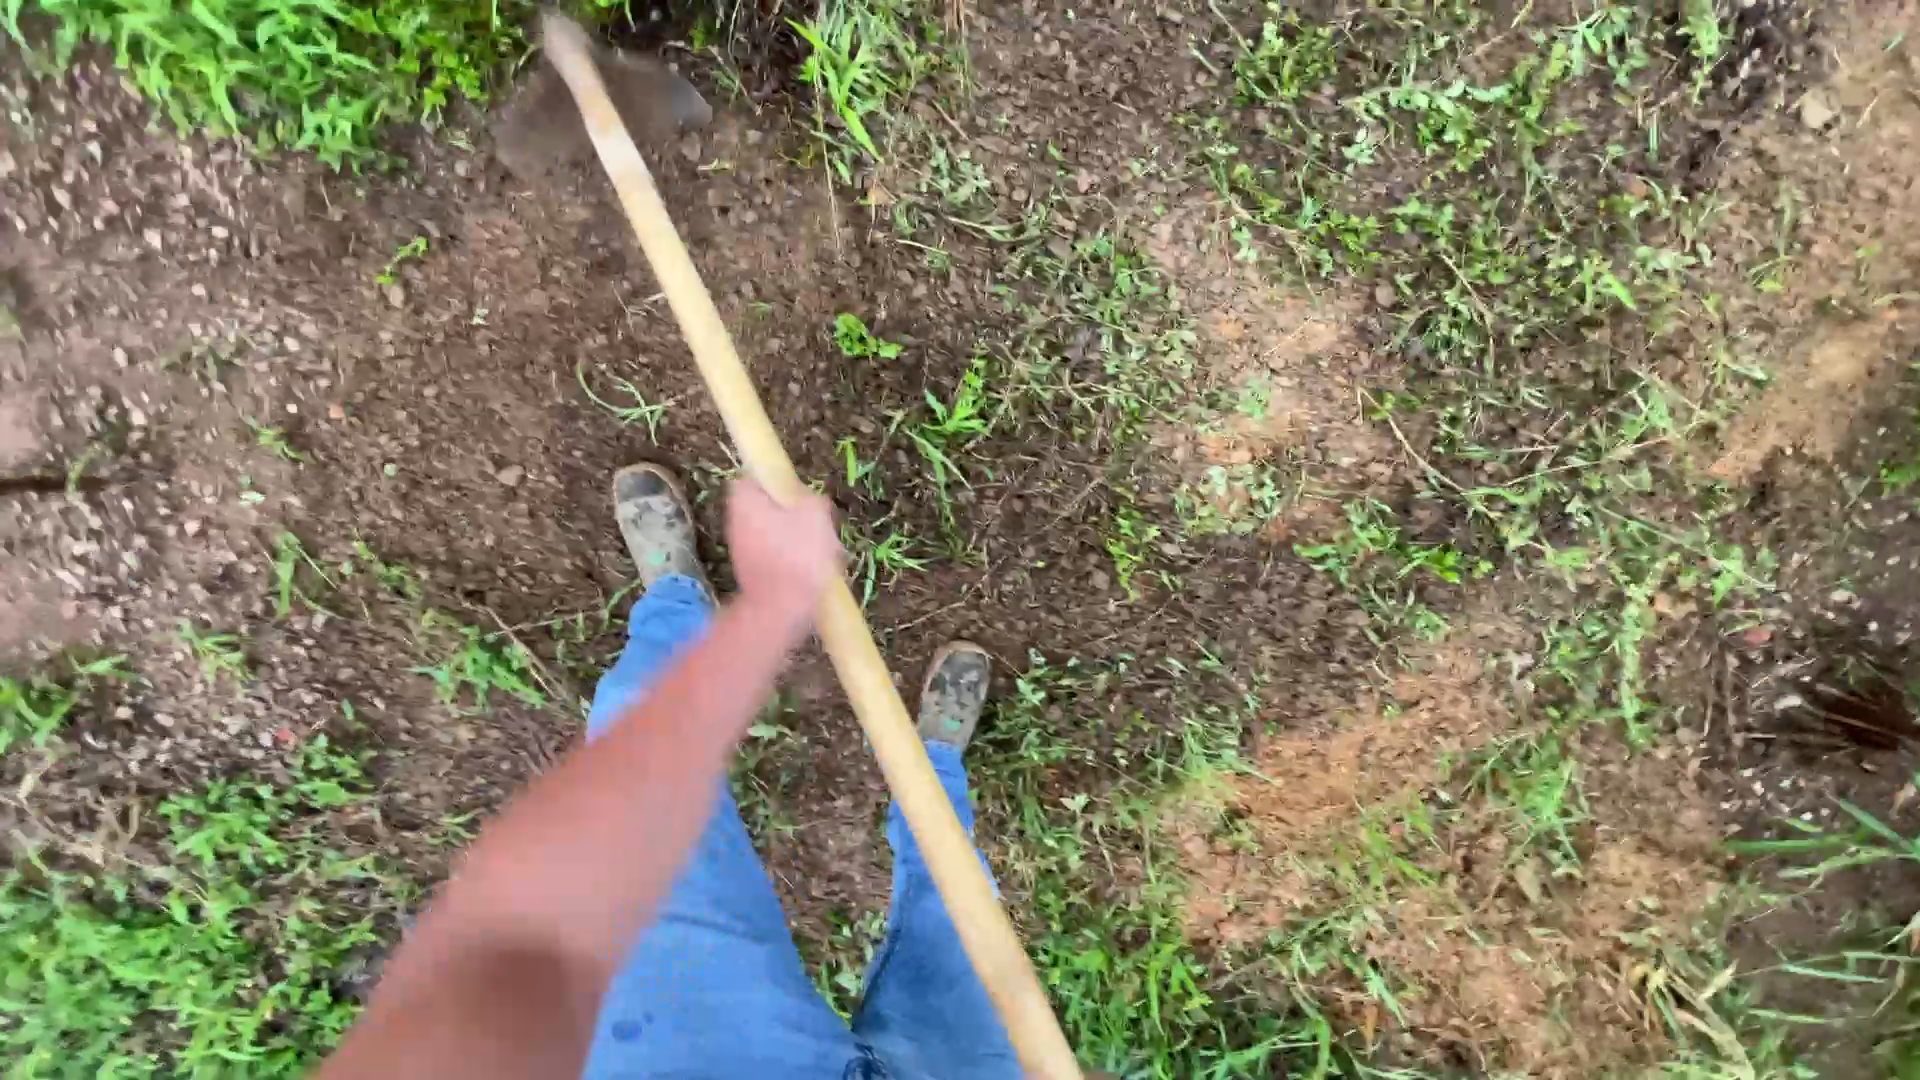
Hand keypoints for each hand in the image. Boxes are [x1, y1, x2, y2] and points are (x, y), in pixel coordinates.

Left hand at [725, 479, 841, 613]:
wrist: (781, 609)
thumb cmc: (797, 554)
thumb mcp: (815, 512)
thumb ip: (810, 497)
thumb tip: (807, 498)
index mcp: (745, 501)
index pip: (752, 477)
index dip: (776, 479)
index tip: (797, 490)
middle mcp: (737, 523)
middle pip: (768, 507)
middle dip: (795, 513)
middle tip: (817, 521)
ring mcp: (743, 551)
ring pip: (778, 534)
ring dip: (802, 539)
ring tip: (825, 550)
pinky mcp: (755, 574)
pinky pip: (780, 557)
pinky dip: (797, 560)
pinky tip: (817, 571)